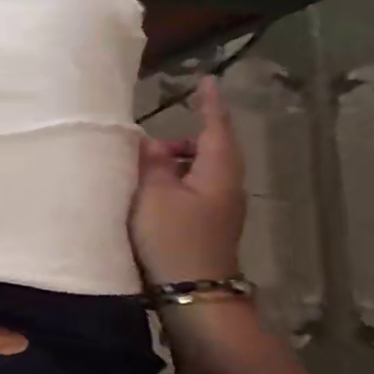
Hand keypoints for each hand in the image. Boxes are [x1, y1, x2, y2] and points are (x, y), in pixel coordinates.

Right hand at [129, 77, 245, 285]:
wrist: (195, 293)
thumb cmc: (174, 239)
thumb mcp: (154, 196)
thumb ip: (153, 164)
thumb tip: (152, 144)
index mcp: (219, 171)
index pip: (216, 126)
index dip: (210, 103)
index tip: (207, 80)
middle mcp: (227, 186)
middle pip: (211, 150)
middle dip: (184, 140)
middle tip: (151, 145)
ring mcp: (221, 209)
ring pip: (202, 172)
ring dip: (178, 164)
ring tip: (146, 171)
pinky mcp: (209, 227)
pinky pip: (195, 191)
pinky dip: (177, 183)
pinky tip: (153, 196)